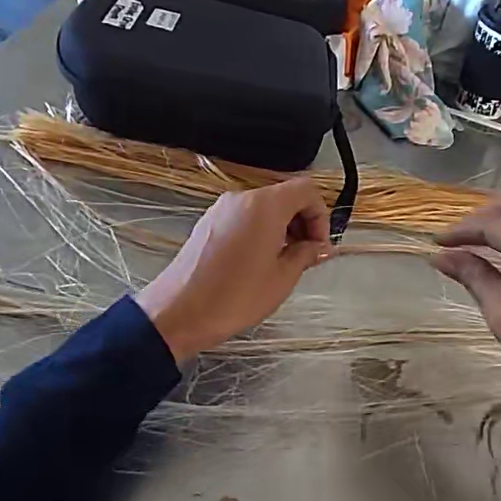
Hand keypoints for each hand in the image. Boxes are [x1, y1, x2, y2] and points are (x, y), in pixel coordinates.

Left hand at [135, 179, 333, 361]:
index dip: (321, 215)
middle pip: (283, 196)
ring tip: (283, 263)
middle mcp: (241, 199)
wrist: (179, 311)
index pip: (305, 189)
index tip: (320, 246)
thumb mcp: (281, 278)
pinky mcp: (207, 224)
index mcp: (264, 205)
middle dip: (301, 222)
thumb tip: (320, 246)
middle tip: (306, 257)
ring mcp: (220, 209)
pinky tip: (257, 263)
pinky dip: (258, 232)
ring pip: (262, 208)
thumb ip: (306, 254)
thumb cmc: (234, 297)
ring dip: (280, 228)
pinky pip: (242, 218)